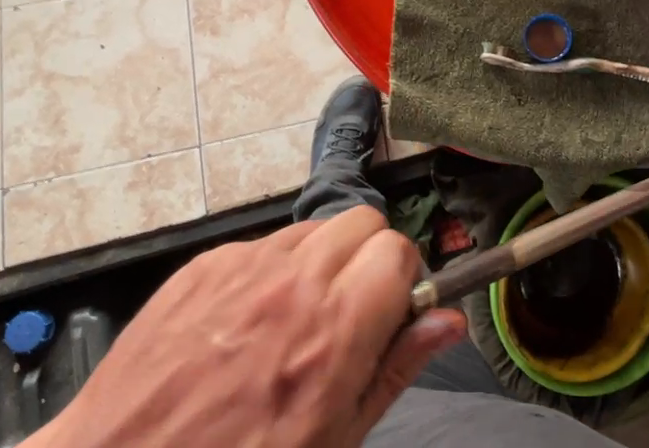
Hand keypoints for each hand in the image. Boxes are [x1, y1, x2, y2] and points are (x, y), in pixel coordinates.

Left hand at [27, 206, 465, 447]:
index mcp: (335, 328)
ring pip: (313, 229)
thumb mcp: (336, 437)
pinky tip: (247, 323)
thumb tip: (447, 320)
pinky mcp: (202, 266)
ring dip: (320, 261)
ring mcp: (243, 267)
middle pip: (363, 222)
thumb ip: (396, 367)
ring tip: (294, 319)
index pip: (399, 250)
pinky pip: (260, 244)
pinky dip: (269, 271)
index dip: (402, 282)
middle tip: (348, 311)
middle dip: (367, 259)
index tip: (389, 313)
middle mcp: (293, 282)